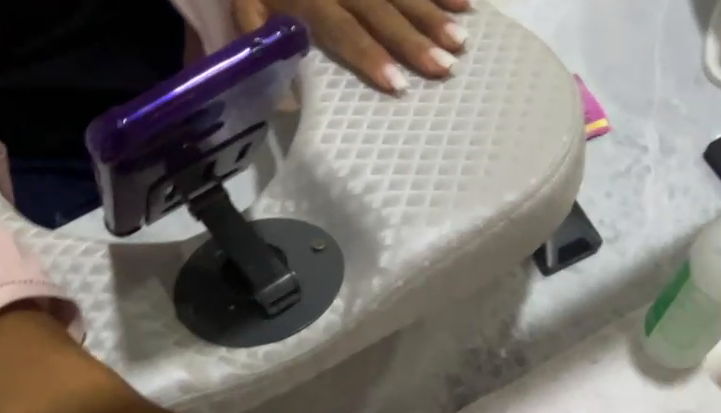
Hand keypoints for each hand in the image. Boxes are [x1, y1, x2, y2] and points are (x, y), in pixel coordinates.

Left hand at [233, 0, 471, 94]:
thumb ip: (254, 37)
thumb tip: (283, 95)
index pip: (344, 31)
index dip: (371, 57)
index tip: (398, 85)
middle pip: (381, 10)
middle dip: (414, 38)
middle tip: (446, 68)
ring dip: (433, 11)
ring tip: (463, 38)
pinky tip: (467, 0)